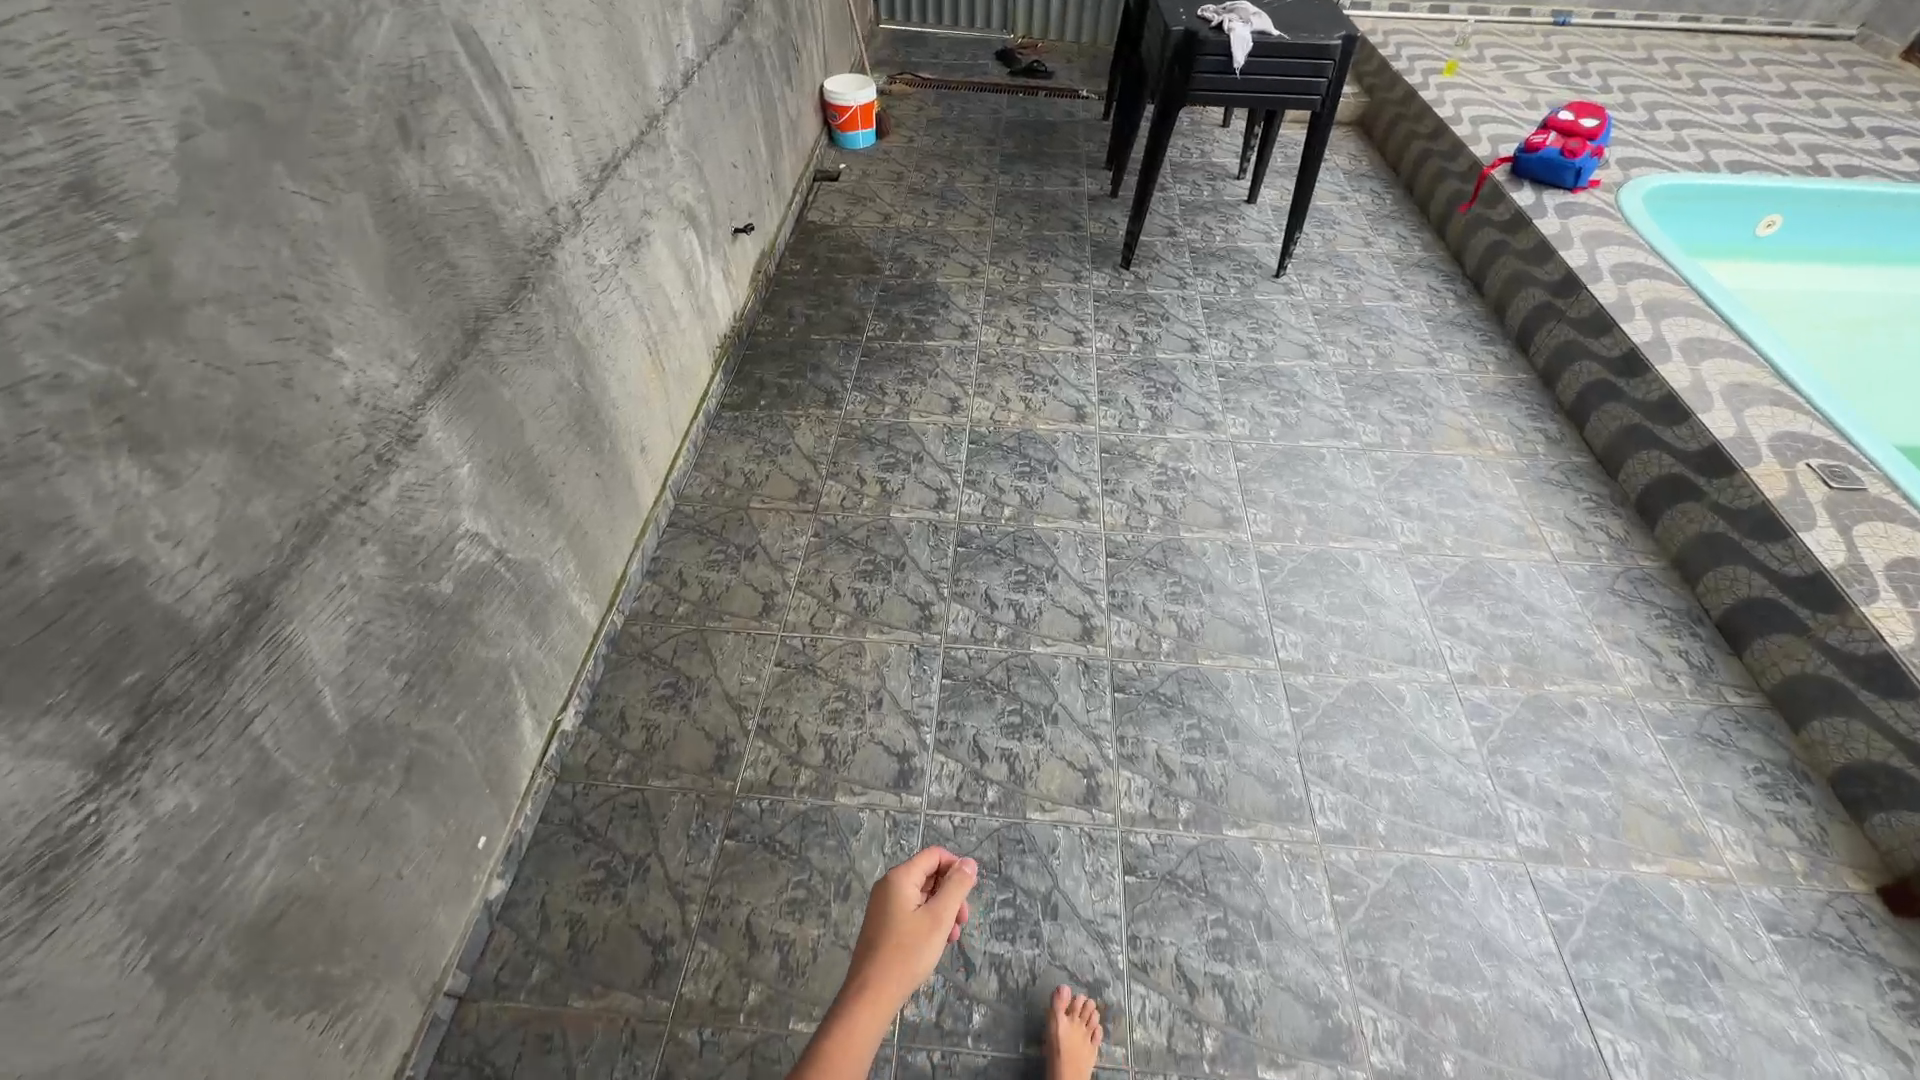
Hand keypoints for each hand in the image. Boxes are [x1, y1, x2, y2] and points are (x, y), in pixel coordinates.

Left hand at [838, 847, 978, 1016]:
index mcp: (900, 877)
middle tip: (963, 921)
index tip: (969, 894)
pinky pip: (913, 911)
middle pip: (929, 875)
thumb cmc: (908, 953)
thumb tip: (969, 862)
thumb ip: (957, 886)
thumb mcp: (939, 918)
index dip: (956, 868)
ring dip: (943, 911)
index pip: (935, 855)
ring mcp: (885, 905)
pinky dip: (929, 921)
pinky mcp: (885, 923)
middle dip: (951, 894)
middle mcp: (890, 885)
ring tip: (952, 938)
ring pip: (923, 896)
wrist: (872, 993)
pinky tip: (938, 943)